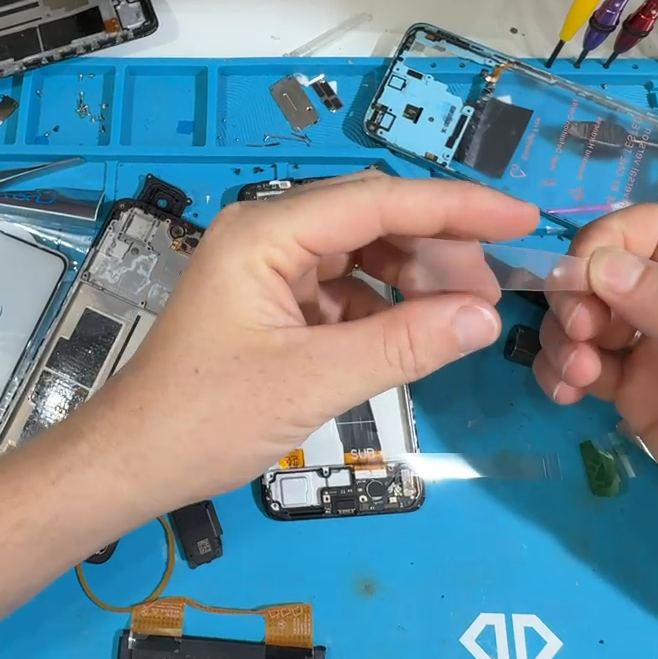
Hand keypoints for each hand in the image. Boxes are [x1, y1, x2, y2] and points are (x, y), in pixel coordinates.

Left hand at [84, 171, 538, 512]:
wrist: (136, 458)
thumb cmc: (208, 417)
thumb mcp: (313, 381)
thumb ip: (403, 345)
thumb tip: (486, 317)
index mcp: (265, 232)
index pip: (376, 200)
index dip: (455, 207)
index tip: (521, 216)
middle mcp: (266, 232)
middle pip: (370, 218)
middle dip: (436, 246)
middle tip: (494, 288)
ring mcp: (267, 264)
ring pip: (360, 251)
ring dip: (412, 276)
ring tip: (460, 314)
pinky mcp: (271, 297)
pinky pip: (341, 285)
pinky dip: (381, 304)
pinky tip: (411, 331)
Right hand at [532, 205, 657, 611]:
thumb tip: (594, 263)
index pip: (655, 229)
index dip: (605, 245)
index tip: (572, 286)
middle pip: (609, 270)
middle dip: (578, 297)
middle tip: (575, 340)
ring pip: (589, 316)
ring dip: (563, 337)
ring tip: (571, 379)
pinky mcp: (643, 398)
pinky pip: (585, 364)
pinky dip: (561, 370)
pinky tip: (563, 395)